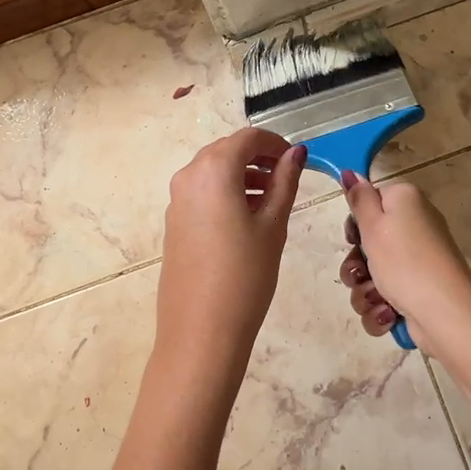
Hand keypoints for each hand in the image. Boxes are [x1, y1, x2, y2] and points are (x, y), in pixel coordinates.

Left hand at [157, 128, 306, 361]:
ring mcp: (177, 199)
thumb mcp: (273, 224)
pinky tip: (246, 218)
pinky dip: (225, 192)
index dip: (274, 143)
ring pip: (213, 171)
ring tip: (271, 199)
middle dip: (258, 157)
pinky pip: (202, 191)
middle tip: (286, 176)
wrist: (200, 331)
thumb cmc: (245, 274)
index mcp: (214, 169)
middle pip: (227, 150)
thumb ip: (284, 182)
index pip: (248, 138)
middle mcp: (189, 175)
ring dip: (242, 174)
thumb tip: (295, 153)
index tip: (296, 159)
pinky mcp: (173, 222)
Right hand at [338, 174, 470, 354]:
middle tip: (361, 273)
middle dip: (357, 266)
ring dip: (366, 291)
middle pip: (367, 243)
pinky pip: (385, 297)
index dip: (356, 225)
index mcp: (406, 202)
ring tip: (378, 300)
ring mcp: (417, 261)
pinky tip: (388, 314)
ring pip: (372, 274)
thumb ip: (359, 199)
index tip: (354, 240)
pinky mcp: (417, 291)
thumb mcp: (375, 226)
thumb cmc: (405, 262)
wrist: (445, 315)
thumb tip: (350, 171)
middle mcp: (414, 226)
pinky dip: (381, 308)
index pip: (369, 204)